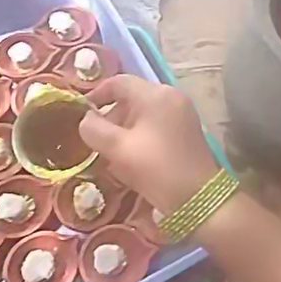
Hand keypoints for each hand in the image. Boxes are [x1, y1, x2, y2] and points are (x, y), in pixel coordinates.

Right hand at [77, 76, 220, 213]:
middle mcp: (172, 97)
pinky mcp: (188, 131)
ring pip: (144, 114)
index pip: (119, 82)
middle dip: (111, 118)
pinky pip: (157, 125)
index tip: (81, 113)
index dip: (96, 94)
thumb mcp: (118, 150)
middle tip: (97, 141)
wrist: (200, 198)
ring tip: (112, 154)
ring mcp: (183, 114)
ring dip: (124, 129)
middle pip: (132, 98)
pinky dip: (141, 136)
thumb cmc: (157, 170)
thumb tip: (86, 119)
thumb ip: (95, 130)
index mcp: (156, 95)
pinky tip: (132, 158)